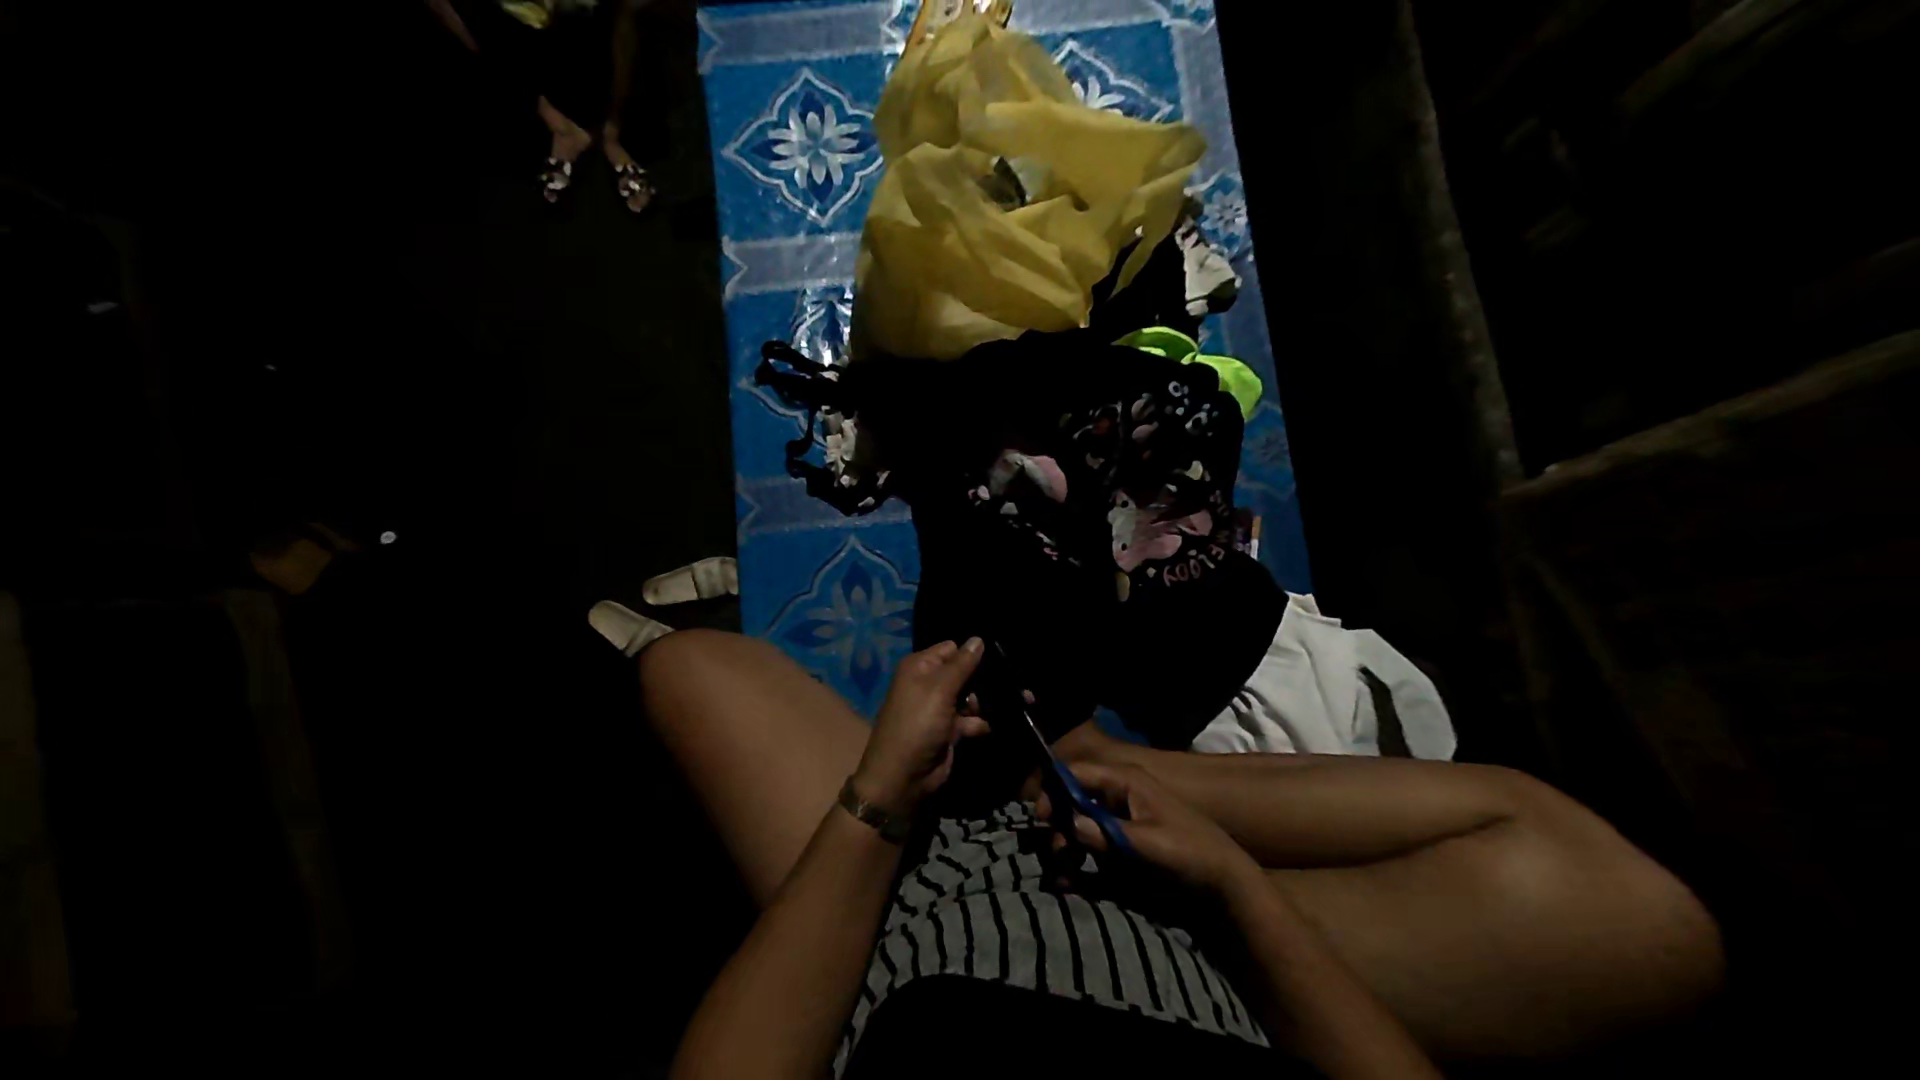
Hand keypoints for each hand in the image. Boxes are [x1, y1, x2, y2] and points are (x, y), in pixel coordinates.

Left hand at [852, 638, 991, 815]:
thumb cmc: (918, 724)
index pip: (952, 649)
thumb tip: (978, 638)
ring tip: (996, 708)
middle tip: (1004, 686)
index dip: (972, 654)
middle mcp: (928, 683)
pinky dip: (978, 722)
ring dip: (982, 703)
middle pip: (963, 672)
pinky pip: (970, 719)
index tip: (997, 661)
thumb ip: (962, 664)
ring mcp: (938, 708)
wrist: (903, 777)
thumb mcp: (939, 690)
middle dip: (981, 680)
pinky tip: (986, 727)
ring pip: (970, 696)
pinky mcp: (948, 730)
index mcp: (920, 666)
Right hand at [1040, 761, 1261, 893]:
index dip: (1054, 790)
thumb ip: (1107, 834)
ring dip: (1066, 847)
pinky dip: (1078, 863)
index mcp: (1124, 782)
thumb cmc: (1189, 851)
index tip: (1040, 817)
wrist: (1223, 880)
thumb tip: (1068, 824)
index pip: (1076, 773)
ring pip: (1077, 826)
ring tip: (1063, 873)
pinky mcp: (1120, 844)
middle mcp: (1116, 795)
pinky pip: (1090, 846)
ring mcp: (1118, 820)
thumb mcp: (1148, 842)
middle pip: (1072, 800)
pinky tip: (1071, 883)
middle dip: (1058, 826)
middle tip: (1056, 853)